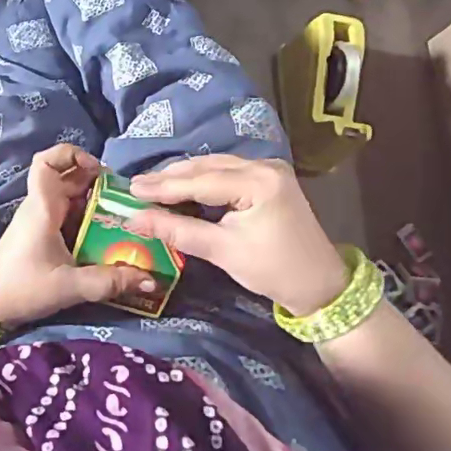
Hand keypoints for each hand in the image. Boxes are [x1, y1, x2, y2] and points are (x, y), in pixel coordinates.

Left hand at [0, 144, 156, 328]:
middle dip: (97, 182)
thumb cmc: (21, 287)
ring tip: (122, 217)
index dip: (73, 155)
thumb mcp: (69, 286)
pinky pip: (68, 216)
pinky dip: (87, 219)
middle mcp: (41, 207)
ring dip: (94, 203)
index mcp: (42, 207)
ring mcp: (40, 220)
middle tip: (125, 200)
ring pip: (70, 197)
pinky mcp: (42, 235)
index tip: (99, 171)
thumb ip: (109, 282)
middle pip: (68, 178)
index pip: (47, 161)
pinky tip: (106, 236)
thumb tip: (150, 279)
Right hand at [125, 156, 348, 314]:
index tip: (130, 189)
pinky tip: (181, 187)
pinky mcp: (269, 179)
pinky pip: (226, 173)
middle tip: (135, 187)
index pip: (200, 180)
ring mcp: (269, 170)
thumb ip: (177, 230)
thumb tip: (134, 219)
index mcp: (258, 182)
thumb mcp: (221, 251)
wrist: (320, 284)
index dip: (162, 186)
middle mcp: (264, 166)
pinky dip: (201, 180)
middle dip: (170, 177)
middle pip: (206, 166)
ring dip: (184, 176)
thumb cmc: (273, 270)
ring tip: (151, 186)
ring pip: (215, 166)